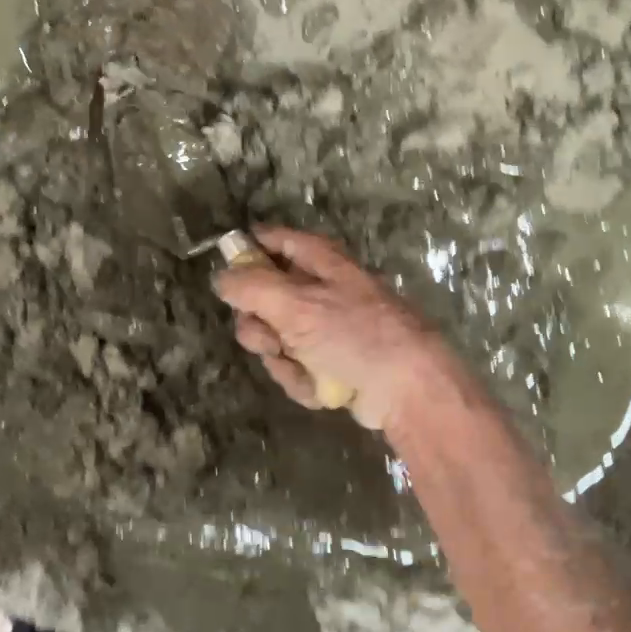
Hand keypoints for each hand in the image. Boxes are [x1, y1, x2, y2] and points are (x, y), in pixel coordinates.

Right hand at [214, 226, 444, 429]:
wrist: (409, 391)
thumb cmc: (355, 335)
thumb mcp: (296, 305)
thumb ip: (250, 286)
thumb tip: (220, 277)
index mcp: (320, 262)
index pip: (277, 240)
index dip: (250, 247)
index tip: (227, 265)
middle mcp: (321, 291)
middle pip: (264, 297)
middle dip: (259, 325)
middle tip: (268, 339)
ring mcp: (326, 330)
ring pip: (274, 337)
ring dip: (281, 359)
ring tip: (303, 369)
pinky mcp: (331, 365)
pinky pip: (295, 366)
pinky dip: (302, 380)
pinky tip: (321, 389)